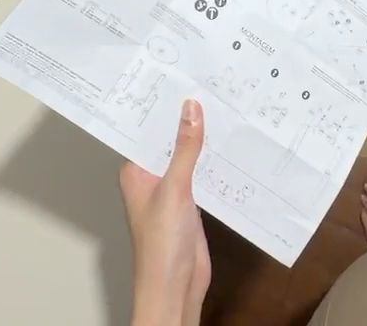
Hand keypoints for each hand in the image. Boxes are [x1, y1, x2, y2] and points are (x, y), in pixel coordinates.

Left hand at [121, 99, 209, 325]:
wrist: (175, 290)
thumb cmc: (161, 244)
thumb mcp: (175, 189)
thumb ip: (186, 148)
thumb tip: (191, 107)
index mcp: (136, 171)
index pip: (148, 129)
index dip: (163, 104)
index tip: (181, 76)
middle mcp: (151, 177)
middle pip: (170, 139)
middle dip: (187, 116)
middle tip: (209, 81)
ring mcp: (172, 189)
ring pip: (188, 153)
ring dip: (203, 136)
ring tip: (224, 102)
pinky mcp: (192, 201)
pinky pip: (203, 170)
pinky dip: (214, 157)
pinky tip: (230, 139)